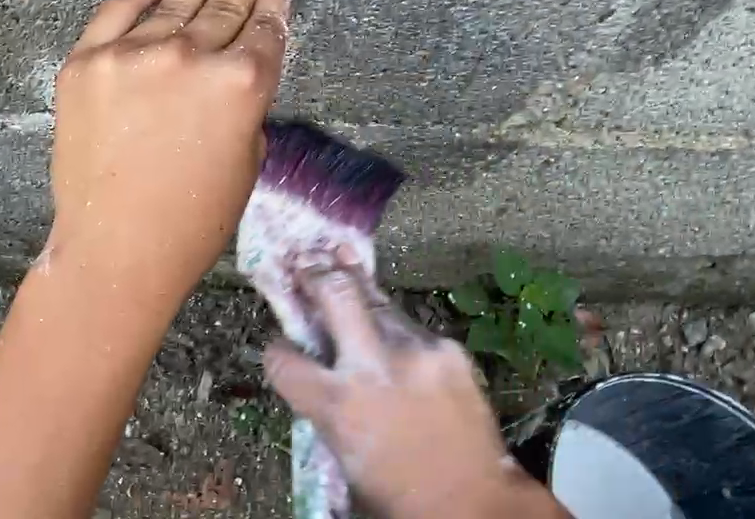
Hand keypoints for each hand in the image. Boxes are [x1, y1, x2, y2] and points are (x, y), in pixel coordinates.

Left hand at [46, 0, 293, 308]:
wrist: (115, 249)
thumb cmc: (192, 221)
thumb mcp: (246, 160)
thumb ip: (244, 103)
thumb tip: (233, 68)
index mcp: (243, 86)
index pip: (267, 27)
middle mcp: (194, 59)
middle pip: (227, 1)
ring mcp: (137, 55)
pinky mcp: (89, 61)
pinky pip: (118, 11)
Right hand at [264, 256, 570, 518]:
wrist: (477, 505)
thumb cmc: (400, 492)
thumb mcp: (345, 453)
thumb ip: (326, 405)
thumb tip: (315, 366)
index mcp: (339, 406)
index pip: (285, 362)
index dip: (277, 353)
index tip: (279, 347)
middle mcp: (374, 367)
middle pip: (335, 292)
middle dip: (315, 272)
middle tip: (306, 260)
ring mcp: (416, 351)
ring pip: (376, 299)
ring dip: (357, 290)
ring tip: (341, 262)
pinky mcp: (448, 349)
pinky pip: (412, 327)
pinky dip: (399, 332)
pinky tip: (400, 344)